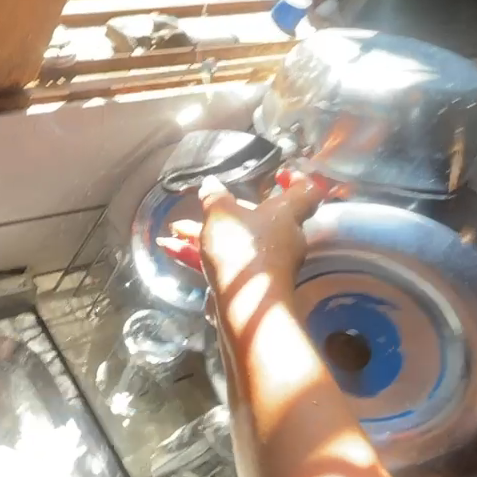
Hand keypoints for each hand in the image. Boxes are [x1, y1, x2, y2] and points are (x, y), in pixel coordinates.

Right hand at [159, 172, 323, 289]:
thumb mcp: (220, 214)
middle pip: (258, 217)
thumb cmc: (241, 247)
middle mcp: (283, 236)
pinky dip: (200, 254)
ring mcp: (268, 261)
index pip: (305, 191)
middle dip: (223, 213)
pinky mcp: (250, 280)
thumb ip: (214, 197)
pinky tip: (171, 250)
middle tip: (201, 207)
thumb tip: (211, 183)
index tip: (280, 174)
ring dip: (203, 234)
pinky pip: (226, 260)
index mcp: (285, 214)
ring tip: (174, 231)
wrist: (246, 302)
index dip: (296, 179)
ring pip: (235, 240)